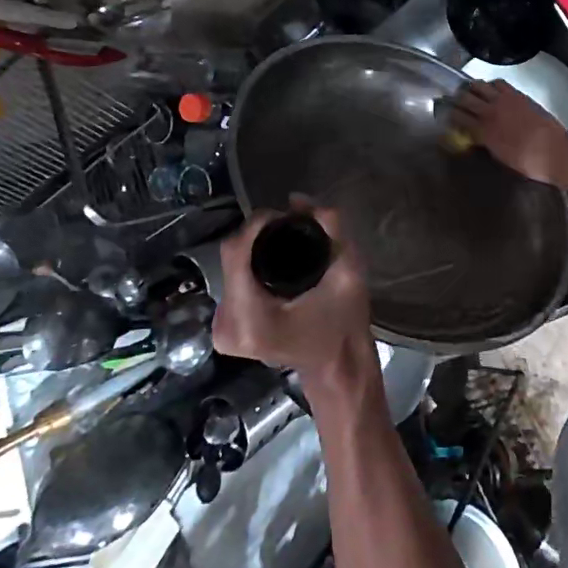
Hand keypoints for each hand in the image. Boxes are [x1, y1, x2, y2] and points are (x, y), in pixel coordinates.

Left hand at [212, 201, 376, 401]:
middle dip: (260, 234)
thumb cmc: (344, 325)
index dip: (257, 224)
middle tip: (295, 227)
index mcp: (250, 317)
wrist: (338, 369)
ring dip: (256, 248)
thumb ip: (330, 230)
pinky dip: (252, 266)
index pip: (235, 251)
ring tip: (288, 243)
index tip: (287, 214)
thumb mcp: (347, 272)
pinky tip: (276, 264)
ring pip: (231, 267)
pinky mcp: (223, 329)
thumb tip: (299, 198)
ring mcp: (220, 329)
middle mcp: (226, 324)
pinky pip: (233, 281)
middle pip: (231, 257)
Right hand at [450, 80, 567, 185]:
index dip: (450, 115)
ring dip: (472, 88)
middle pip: (465, 99)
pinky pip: (499, 83)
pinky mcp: (517, 95)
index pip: (459, 119)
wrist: (553, 151)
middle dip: (457, 99)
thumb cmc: (527, 162)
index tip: (446, 114)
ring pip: (479, 86)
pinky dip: (491, 84)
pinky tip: (492, 89)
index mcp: (483, 132)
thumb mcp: (500, 156)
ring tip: (471, 91)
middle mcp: (489, 113)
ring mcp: (503, 101)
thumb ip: (487, 143)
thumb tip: (479, 137)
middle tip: (454, 99)